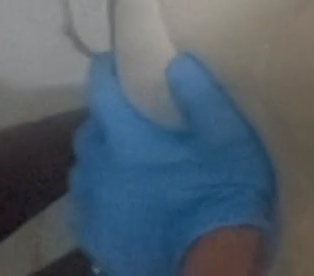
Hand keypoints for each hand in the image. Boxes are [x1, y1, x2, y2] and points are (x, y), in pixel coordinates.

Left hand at [71, 53, 276, 275]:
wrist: (207, 260)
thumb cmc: (222, 187)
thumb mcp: (227, 134)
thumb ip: (201, 97)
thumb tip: (176, 60)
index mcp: (129, 140)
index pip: (102, 94)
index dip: (105, 70)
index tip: (114, 57)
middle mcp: (99, 169)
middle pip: (90, 129)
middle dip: (107, 112)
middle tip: (136, 104)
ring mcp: (93, 205)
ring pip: (85, 165)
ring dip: (103, 149)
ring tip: (132, 146)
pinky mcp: (95, 233)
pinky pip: (88, 197)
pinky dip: (102, 182)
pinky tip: (127, 187)